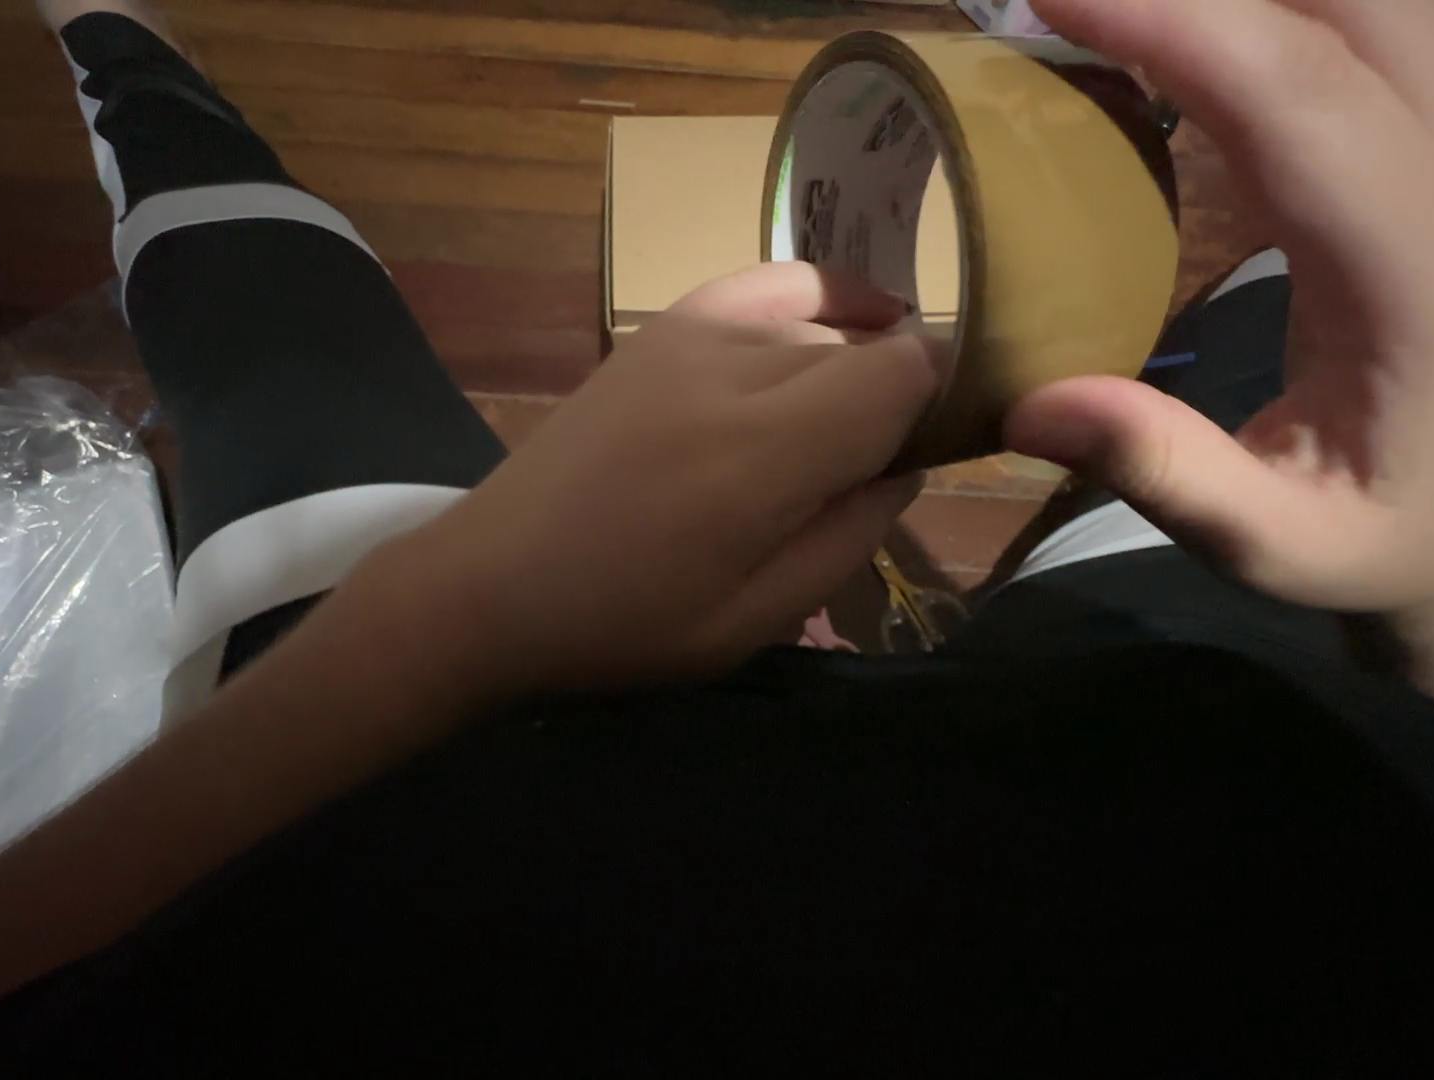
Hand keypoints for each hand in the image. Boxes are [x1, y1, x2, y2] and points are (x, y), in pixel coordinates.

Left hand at [347, 261, 934, 700]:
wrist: (493, 583)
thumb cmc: (628, 622)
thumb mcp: (758, 617)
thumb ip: (852, 536)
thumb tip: (908, 466)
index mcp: (763, 451)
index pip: (905, 373)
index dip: (940, 405)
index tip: (930, 454)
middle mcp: (736, 366)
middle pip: (870, 347)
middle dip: (897, 397)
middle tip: (872, 467)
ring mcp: (692, 332)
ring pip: (826, 324)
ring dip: (855, 367)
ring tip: (838, 427)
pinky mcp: (661, 325)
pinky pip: (770, 285)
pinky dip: (820, 299)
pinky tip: (839, 323)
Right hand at [1010, 0, 1433, 618]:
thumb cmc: (1375, 541)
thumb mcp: (1263, 539)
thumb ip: (1160, 470)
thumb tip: (1028, 408)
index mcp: (1428, 274)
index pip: (1303, 97)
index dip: (1179, 25)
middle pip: (1359, 2)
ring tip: (1118, 4)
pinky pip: (1371, 37)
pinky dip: (1278, 15)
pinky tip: (1190, 35)